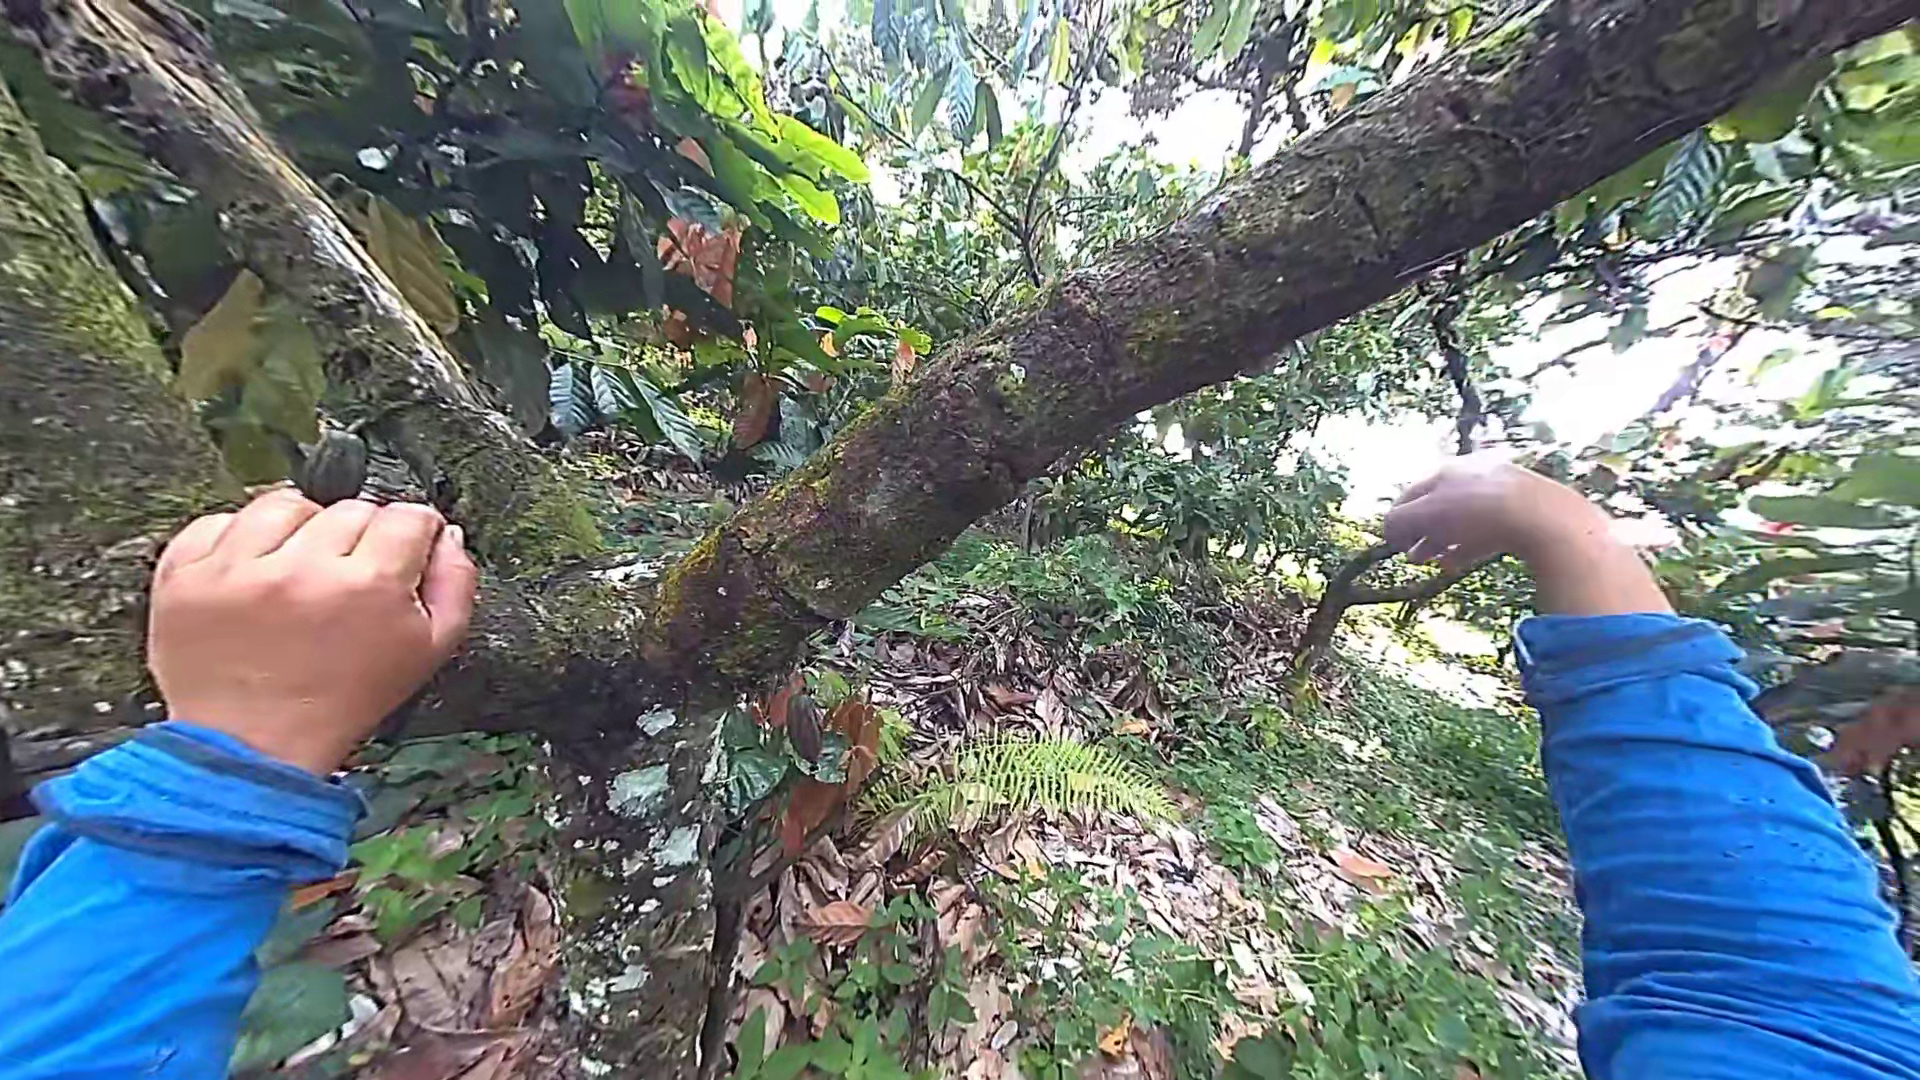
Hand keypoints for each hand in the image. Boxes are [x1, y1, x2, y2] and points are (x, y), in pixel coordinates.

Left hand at [147, 489, 478, 773]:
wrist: (260, 737)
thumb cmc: (355, 690)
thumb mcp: (438, 641)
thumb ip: (457, 579)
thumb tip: (446, 535)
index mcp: (370, 585)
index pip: (407, 515)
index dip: (419, 529)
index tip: (414, 544)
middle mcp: (302, 569)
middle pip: (352, 508)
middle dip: (369, 532)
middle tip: (364, 568)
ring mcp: (236, 571)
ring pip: (287, 504)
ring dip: (308, 525)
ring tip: (311, 560)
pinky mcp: (184, 578)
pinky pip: (218, 522)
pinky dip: (246, 534)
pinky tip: (266, 563)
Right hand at [1383, 453, 1670, 615]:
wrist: (1550, 522)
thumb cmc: (1476, 513)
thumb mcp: (1424, 515)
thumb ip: (1398, 521)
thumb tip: (1389, 530)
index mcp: (1448, 468)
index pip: (1409, 494)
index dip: (1396, 519)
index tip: (1392, 542)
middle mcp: (1474, 474)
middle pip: (1435, 506)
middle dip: (1420, 533)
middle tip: (1411, 555)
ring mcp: (1502, 491)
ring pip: (1460, 519)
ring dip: (1441, 541)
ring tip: (1432, 563)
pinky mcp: (1526, 511)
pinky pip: (1487, 528)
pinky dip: (1468, 544)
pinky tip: (1458, 562)